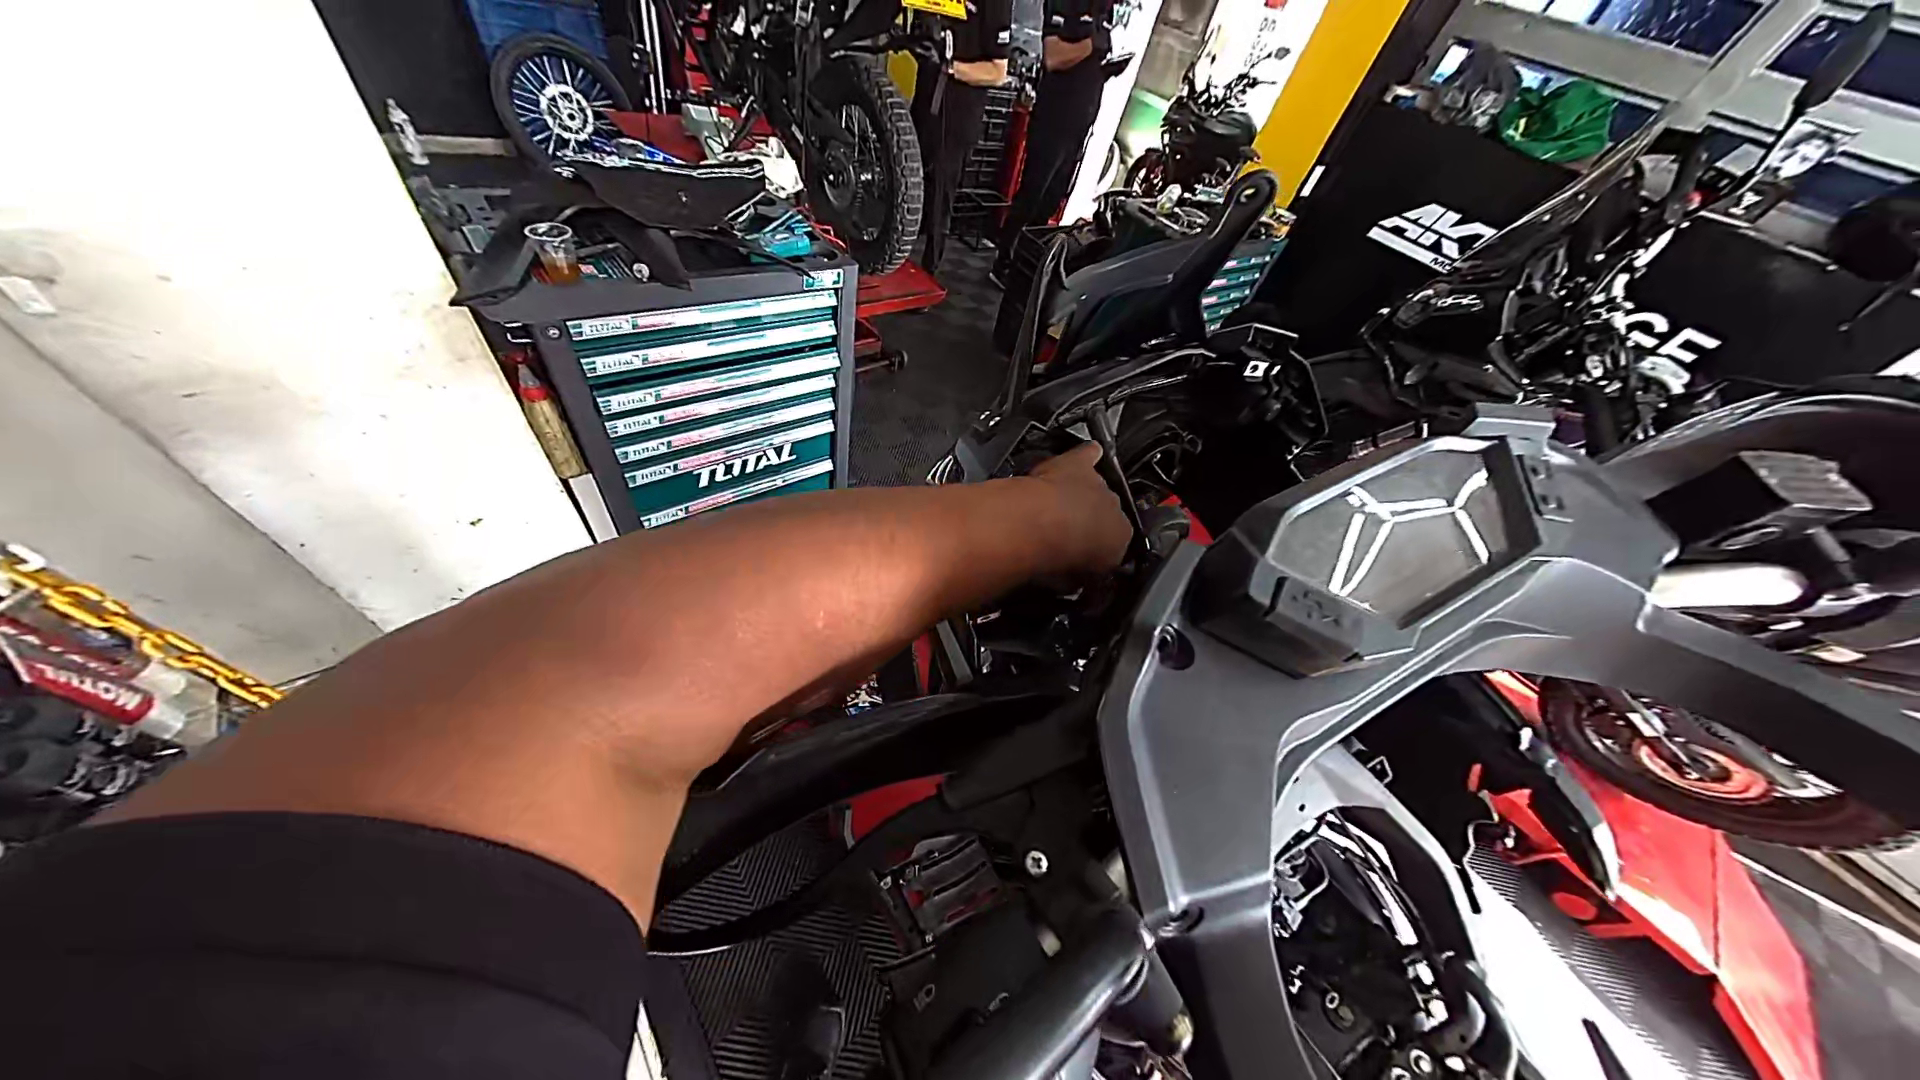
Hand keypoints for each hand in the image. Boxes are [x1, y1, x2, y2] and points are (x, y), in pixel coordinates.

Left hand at [1023, 441, 1133, 575]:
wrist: (1039, 526)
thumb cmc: (1056, 557)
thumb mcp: (1073, 583)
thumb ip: (1083, 581)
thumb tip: (1078, 587)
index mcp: (1120, 539)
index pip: (1115, 546)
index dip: (1096, 552)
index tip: (1081, 559)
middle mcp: (1116, 509)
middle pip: (1106, 514)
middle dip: (1089, 522)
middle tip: (1065, 535)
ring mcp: (1097, 485)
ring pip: (1096, 487)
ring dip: (1082, 495)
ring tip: (1063, 507)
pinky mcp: (1078, 464)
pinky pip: (1089, 455)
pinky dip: (1088, 454)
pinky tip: (1090, 451)